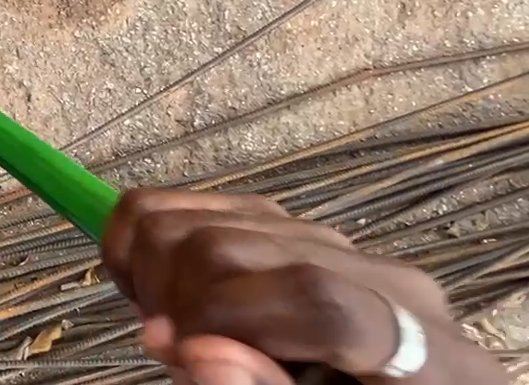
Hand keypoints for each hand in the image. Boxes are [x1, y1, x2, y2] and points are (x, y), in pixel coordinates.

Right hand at [102, 189, 504, 384]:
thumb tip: (193, 354)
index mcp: (428, 351)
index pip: (319, 299)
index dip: (231, 320)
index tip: (180, 356)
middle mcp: (371, 271)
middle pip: (230, 248)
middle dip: (174, 302)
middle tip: (170, 354)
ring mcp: (308, 234)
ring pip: (186, 220)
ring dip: (148, 276)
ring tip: (168, 330)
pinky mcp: (255, 217)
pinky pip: (161, 202)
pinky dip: (130, 242)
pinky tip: (149, 290)